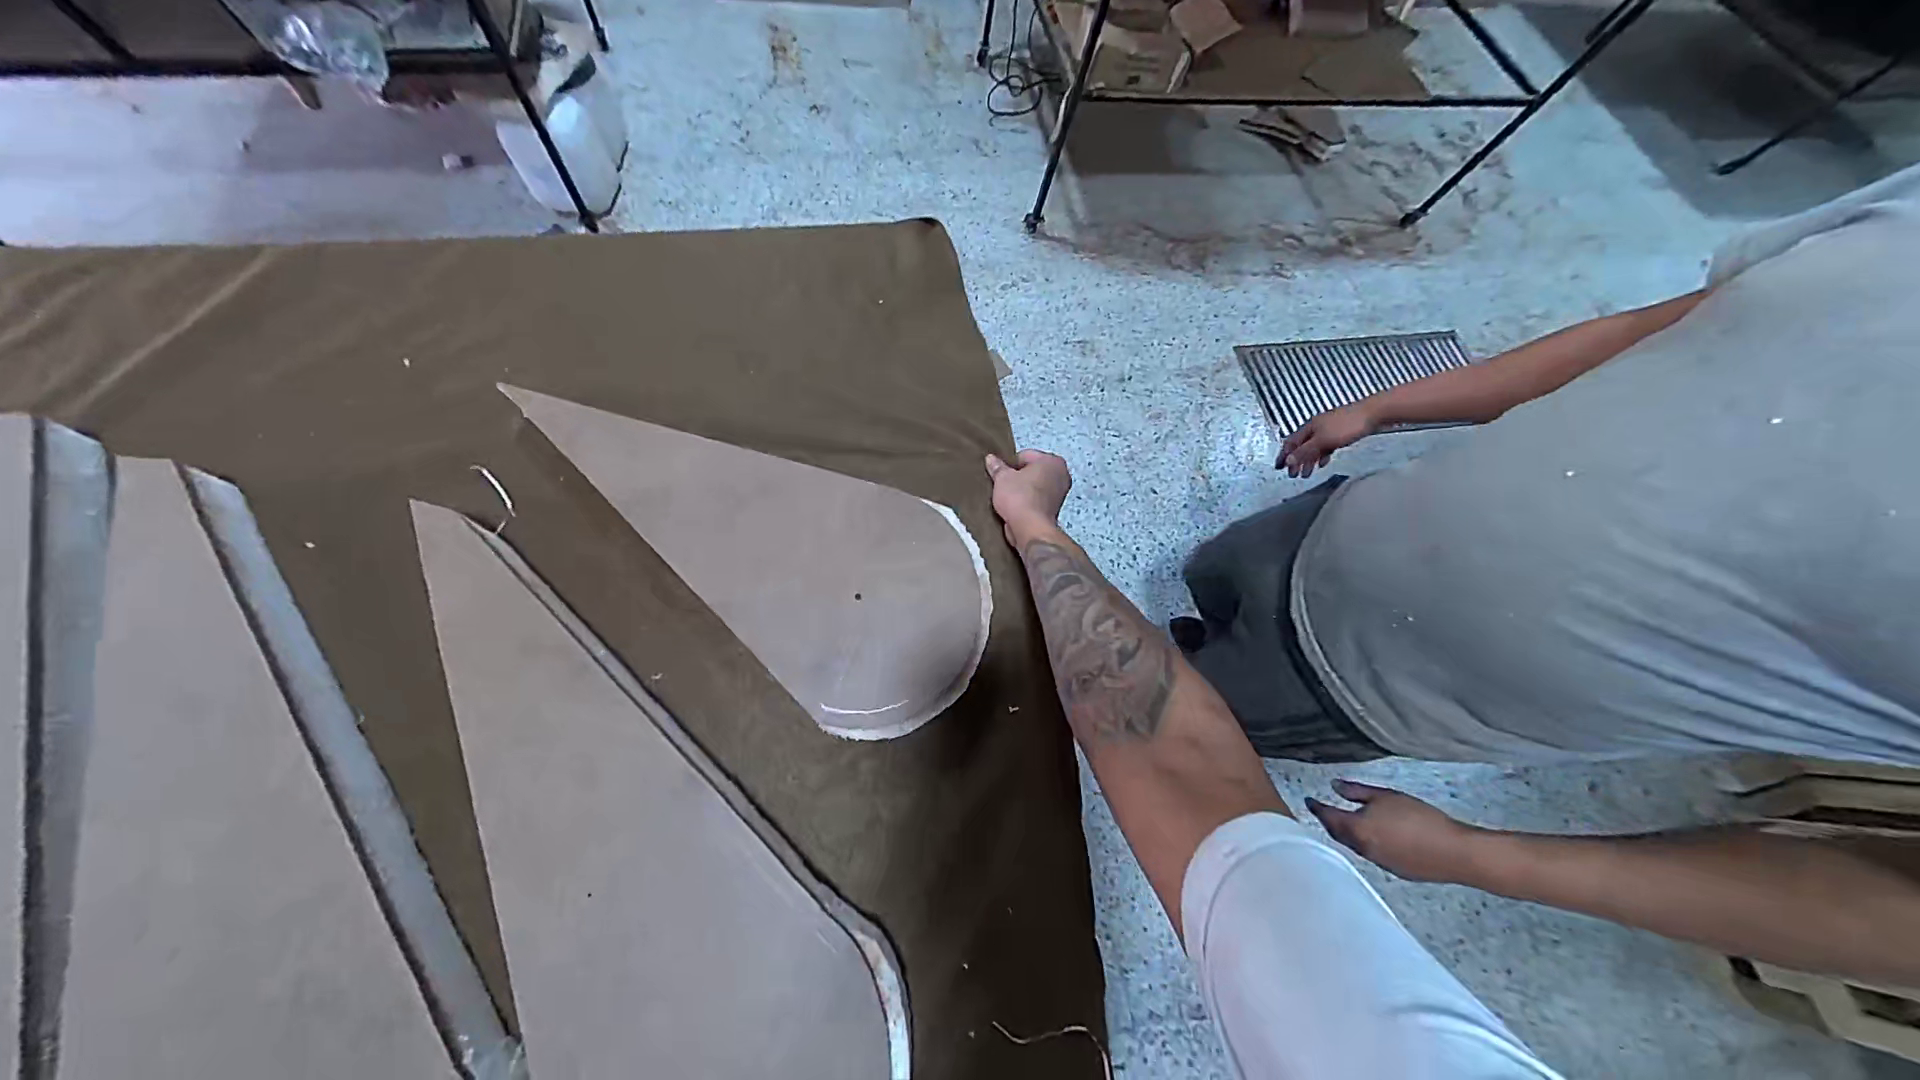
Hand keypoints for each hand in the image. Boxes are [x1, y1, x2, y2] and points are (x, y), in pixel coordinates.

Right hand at [985, 450, 1071, 546]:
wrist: (1029, 528)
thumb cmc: (1020, 498)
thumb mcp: (1002, 477)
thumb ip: (997, 466)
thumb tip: (991, 459)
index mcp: (1052, 461)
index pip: (1025, 455)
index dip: (1010, 464)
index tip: (1001, 473)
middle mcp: (1061, 475)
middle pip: (1032, 471)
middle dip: (1018, 477)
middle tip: (1003, 484)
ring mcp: (1060, 494)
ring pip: (1034, 487)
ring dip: (1022, 491)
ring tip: (1008, 498)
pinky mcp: (1054, 511)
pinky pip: (1036, 501)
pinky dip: (1026, 503)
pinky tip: (1014, 508)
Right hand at [1282, 403, 1378, 478]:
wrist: (1374, 413)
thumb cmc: (1349, 425)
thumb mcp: (1323, 441)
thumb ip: (1305, 451)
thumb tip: (1288, 460)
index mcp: (1309, 428)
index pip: (1290, 443)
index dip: (1284, 456)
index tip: (1279, 467)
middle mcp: (1316, 427)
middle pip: (1301, 446)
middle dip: (1296, 460)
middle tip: (1293, 473)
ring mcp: (1328, 429)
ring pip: (1313, 447)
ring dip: (1309, 460)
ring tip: (1307, 472)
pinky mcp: (1340, 432)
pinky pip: (1325, 446)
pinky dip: (1321, 455)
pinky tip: (1324, 461)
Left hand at [1306, 780, 1482, 883]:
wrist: (1457, 853)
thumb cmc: (1420, 819)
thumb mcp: (1386, 796)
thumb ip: (1356, 791)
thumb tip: (1334, 786)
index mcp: (1356, 830)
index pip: (1328, 817)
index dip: (1316, 807)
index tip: (1309, 800)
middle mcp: (1363, 849)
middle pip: (1338, 834)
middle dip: (1329, 822)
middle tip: (1324, 811)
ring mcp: (1380, 863)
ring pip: (1354, 846)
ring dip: (1347, 834)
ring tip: (1346, 822)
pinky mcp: (1397, 871)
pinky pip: (1373, 855)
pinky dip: (1366, 844)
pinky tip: (1375, 837)